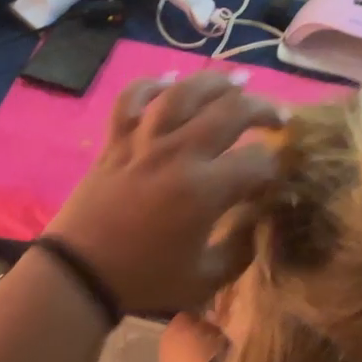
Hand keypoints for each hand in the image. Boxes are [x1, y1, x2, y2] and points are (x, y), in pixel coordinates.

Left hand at [46, 72, 284, 312]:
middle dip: (263, 110)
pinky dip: (150, 85)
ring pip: (183, 93)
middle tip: (278, 118)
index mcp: (204, 190)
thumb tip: (258, 223)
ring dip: (215, 83)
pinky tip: (169, 81)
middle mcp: (178, 154)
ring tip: (237, 84)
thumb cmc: (145, 279)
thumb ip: (241, 250)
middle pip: (230, 111)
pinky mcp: (115, 141)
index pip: (258, 160)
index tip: (281, 175)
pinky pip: (132, 99)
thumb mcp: (206, 279)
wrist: (80, 275)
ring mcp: (143, 142)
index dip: (277, 165)